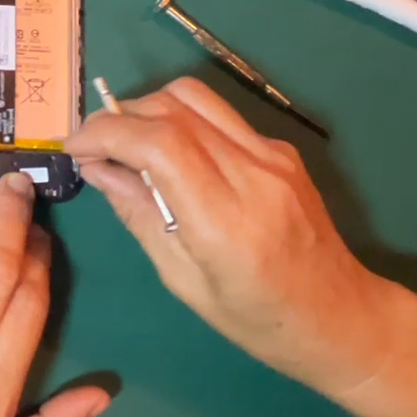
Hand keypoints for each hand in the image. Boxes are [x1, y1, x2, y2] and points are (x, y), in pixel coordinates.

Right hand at [65, 77, 416, 395]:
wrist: (342, 316)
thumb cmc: (256, 319)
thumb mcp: (182, 280)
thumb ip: (138, 214)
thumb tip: (96, 167)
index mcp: (226, 222)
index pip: (159, 144)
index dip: (106, 132)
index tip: (74, 147)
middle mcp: (253, 174)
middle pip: (172, 108)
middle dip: (118, 117)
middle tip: (92, 146)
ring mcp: (272, 155)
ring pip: (193, 97)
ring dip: (146, 108)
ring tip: (125, 142)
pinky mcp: (280, 148)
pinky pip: (216, 114)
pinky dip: (176, 120)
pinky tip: (168, 154)